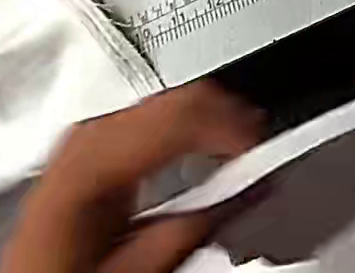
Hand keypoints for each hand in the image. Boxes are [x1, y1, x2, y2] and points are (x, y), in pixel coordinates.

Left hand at [1, 83, 262, 272]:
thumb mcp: (133, 267)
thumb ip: (192, 225)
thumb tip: (252, 186)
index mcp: (92, 157)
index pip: (181, 112)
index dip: (233, 123)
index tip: (265, 146)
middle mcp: (89, 131)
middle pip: (180, 97)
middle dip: (229, 115)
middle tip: (263, 144)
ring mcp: (92, 129)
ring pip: (173, 98)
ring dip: (214, 116)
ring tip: (244, 144)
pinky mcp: (98, 137)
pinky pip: (158, 111)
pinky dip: (193, 121)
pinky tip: (208, 140)